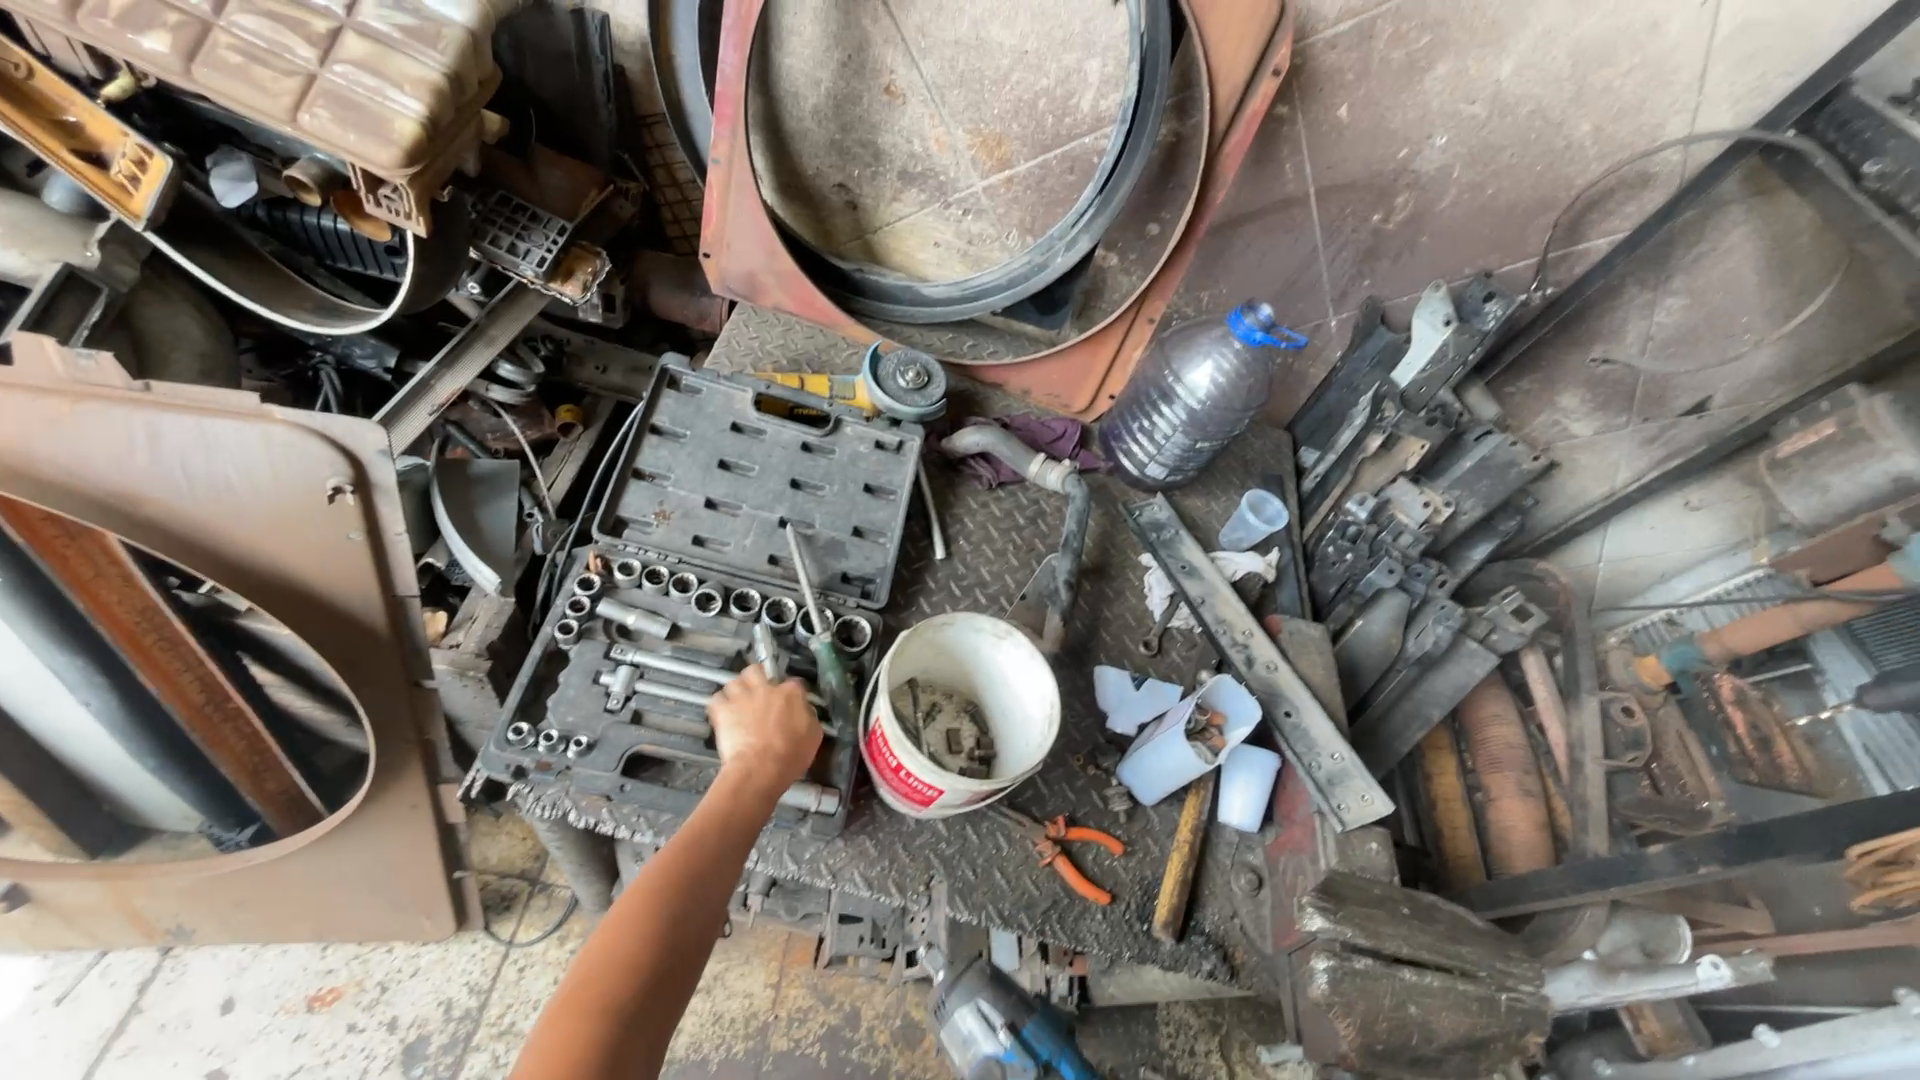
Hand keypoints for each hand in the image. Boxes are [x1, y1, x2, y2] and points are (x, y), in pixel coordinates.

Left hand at [708, 665, 821, 792]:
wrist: (761, 768)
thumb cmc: (791, 756)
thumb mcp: (814, 735)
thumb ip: (808, 716)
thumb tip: (803, 711)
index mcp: (791, 693)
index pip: (794, 682)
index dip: (790, 692)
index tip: (789, 702)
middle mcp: (766, 688)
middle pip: (756, 671)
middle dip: (755, 679)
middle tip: (756, 693)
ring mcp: (742, 697)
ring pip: (734, 682)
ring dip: (736, 691)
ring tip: (737, 704)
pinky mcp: (722, 709)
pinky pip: (716, 699)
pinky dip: (719, 705)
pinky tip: (722, 715)